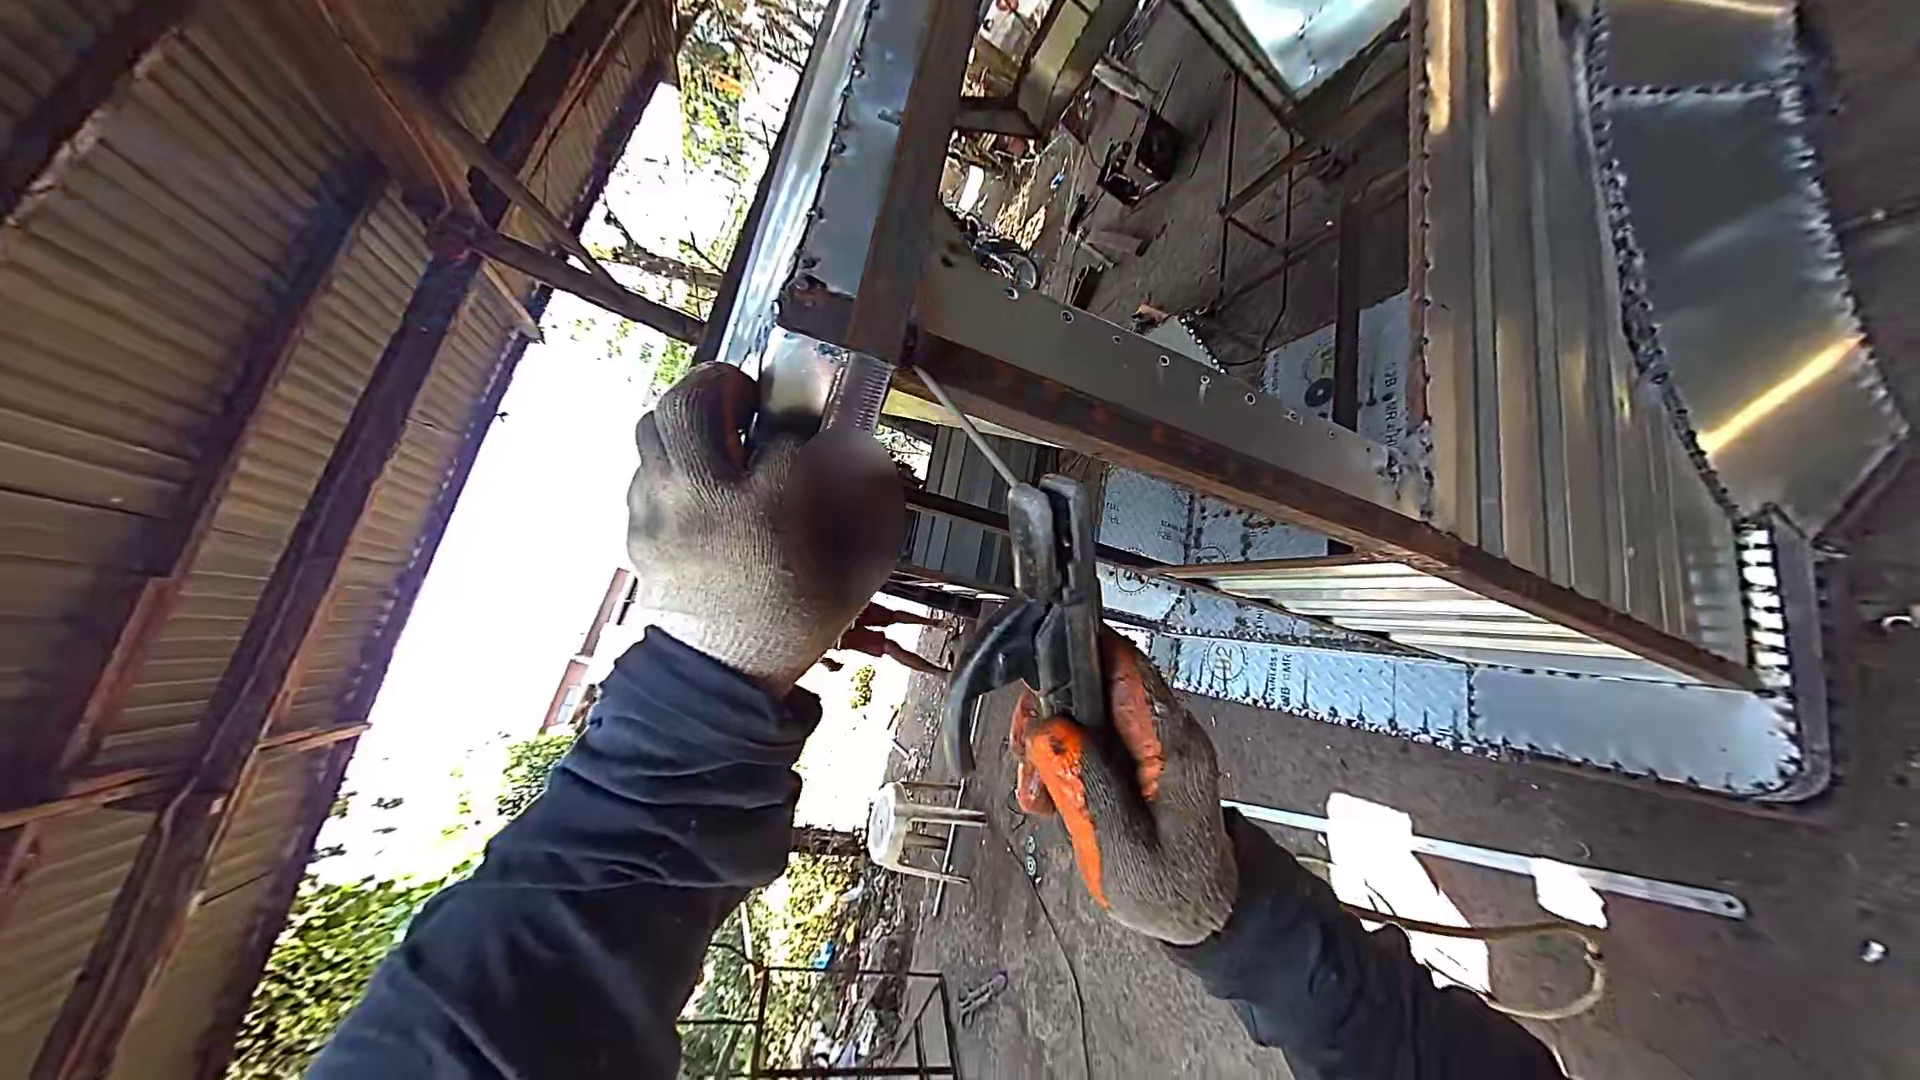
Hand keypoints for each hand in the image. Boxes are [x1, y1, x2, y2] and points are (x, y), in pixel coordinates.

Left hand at [626, 364, 904, 692]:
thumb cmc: (795, 616)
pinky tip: (699, 484)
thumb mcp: (853, 562)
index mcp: (766, 508)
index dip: (798, 428)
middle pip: (688, 401)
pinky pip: (644, 468)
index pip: (783, 434)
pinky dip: (672, 460)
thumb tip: (849, 449)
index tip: (803, 436)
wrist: (727, 673)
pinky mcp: (636, 530)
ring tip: (717, 437)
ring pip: (652, 426)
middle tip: (744, 397)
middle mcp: (700, 500)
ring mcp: (657, 514)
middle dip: (720, 384)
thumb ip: (860, 498)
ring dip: (688, 417)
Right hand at [1010, 629, 1236, 943]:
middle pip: (1093, 681)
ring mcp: (1146, 739)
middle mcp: (1161, 729)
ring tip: (1040, 787)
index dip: (1078, 654)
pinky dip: (1060, 757)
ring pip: (1081, 707)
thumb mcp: (1121, 848)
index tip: (1036, 675)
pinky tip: (1052, 793)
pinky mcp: (1132, 753)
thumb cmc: (1169, 890)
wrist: (1199, 914)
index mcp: (1169, 742)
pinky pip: (1086, 734)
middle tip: (1029, 755)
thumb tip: (1050, 728)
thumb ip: (1085, 784)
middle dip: (1049, 710)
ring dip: (1049, 739)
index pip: (1125, 664)